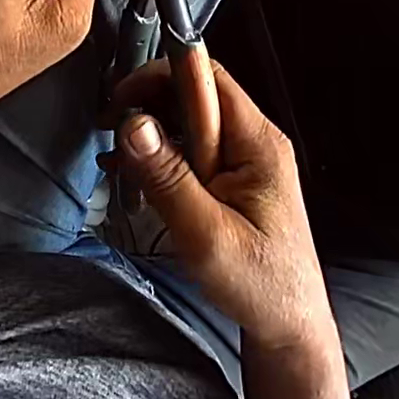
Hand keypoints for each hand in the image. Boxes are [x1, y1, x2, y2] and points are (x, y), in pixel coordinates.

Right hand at [111, 59, 336, 353]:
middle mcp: (254, 141)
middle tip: (111, 130)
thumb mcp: (206, 234)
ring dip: (150, 133)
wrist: (287, 321)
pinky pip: (192, 148)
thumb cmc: (259, 284)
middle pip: (195, 95)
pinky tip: (136, 174)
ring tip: (119, 159)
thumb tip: (135, 124)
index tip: (120, 98)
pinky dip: (161, 155)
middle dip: (148, 106)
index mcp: (258, 143)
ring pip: (188, 122)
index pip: (208, 79)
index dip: (160, 77)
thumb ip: (169, 177)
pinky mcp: (233, 176)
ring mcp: (244, 158)